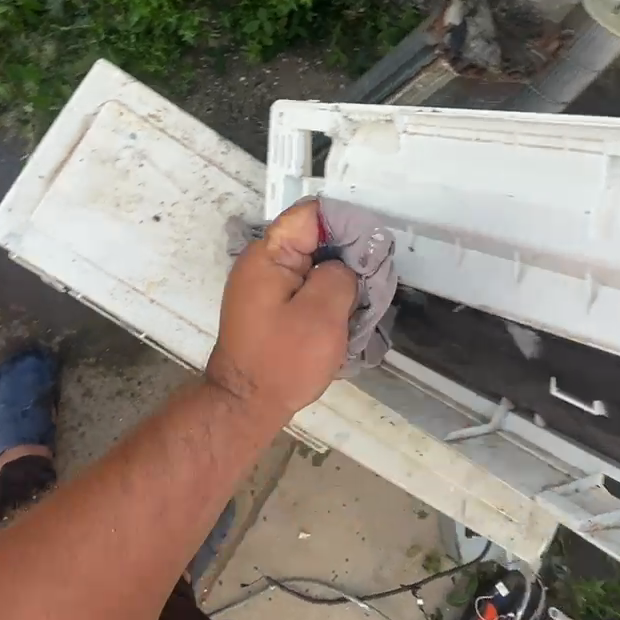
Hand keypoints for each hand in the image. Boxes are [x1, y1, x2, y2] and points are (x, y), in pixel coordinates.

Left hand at [208, 198, 357, 424]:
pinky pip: (305, 287)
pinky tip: (345, 317)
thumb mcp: (322, 314)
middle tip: (374, 282)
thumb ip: (340, 275)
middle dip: (347, 256)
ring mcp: (265, 284)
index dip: (346, 225)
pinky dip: (326, 297)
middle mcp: (263, 262)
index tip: (373, 249)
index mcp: (269, 254)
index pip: (311, 215)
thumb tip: (346, 264)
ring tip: (363, 303)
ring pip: (313, 265)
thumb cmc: (282, 361)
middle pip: (314, 238)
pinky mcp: (271, 305)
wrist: (246, 405)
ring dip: (339, 280)